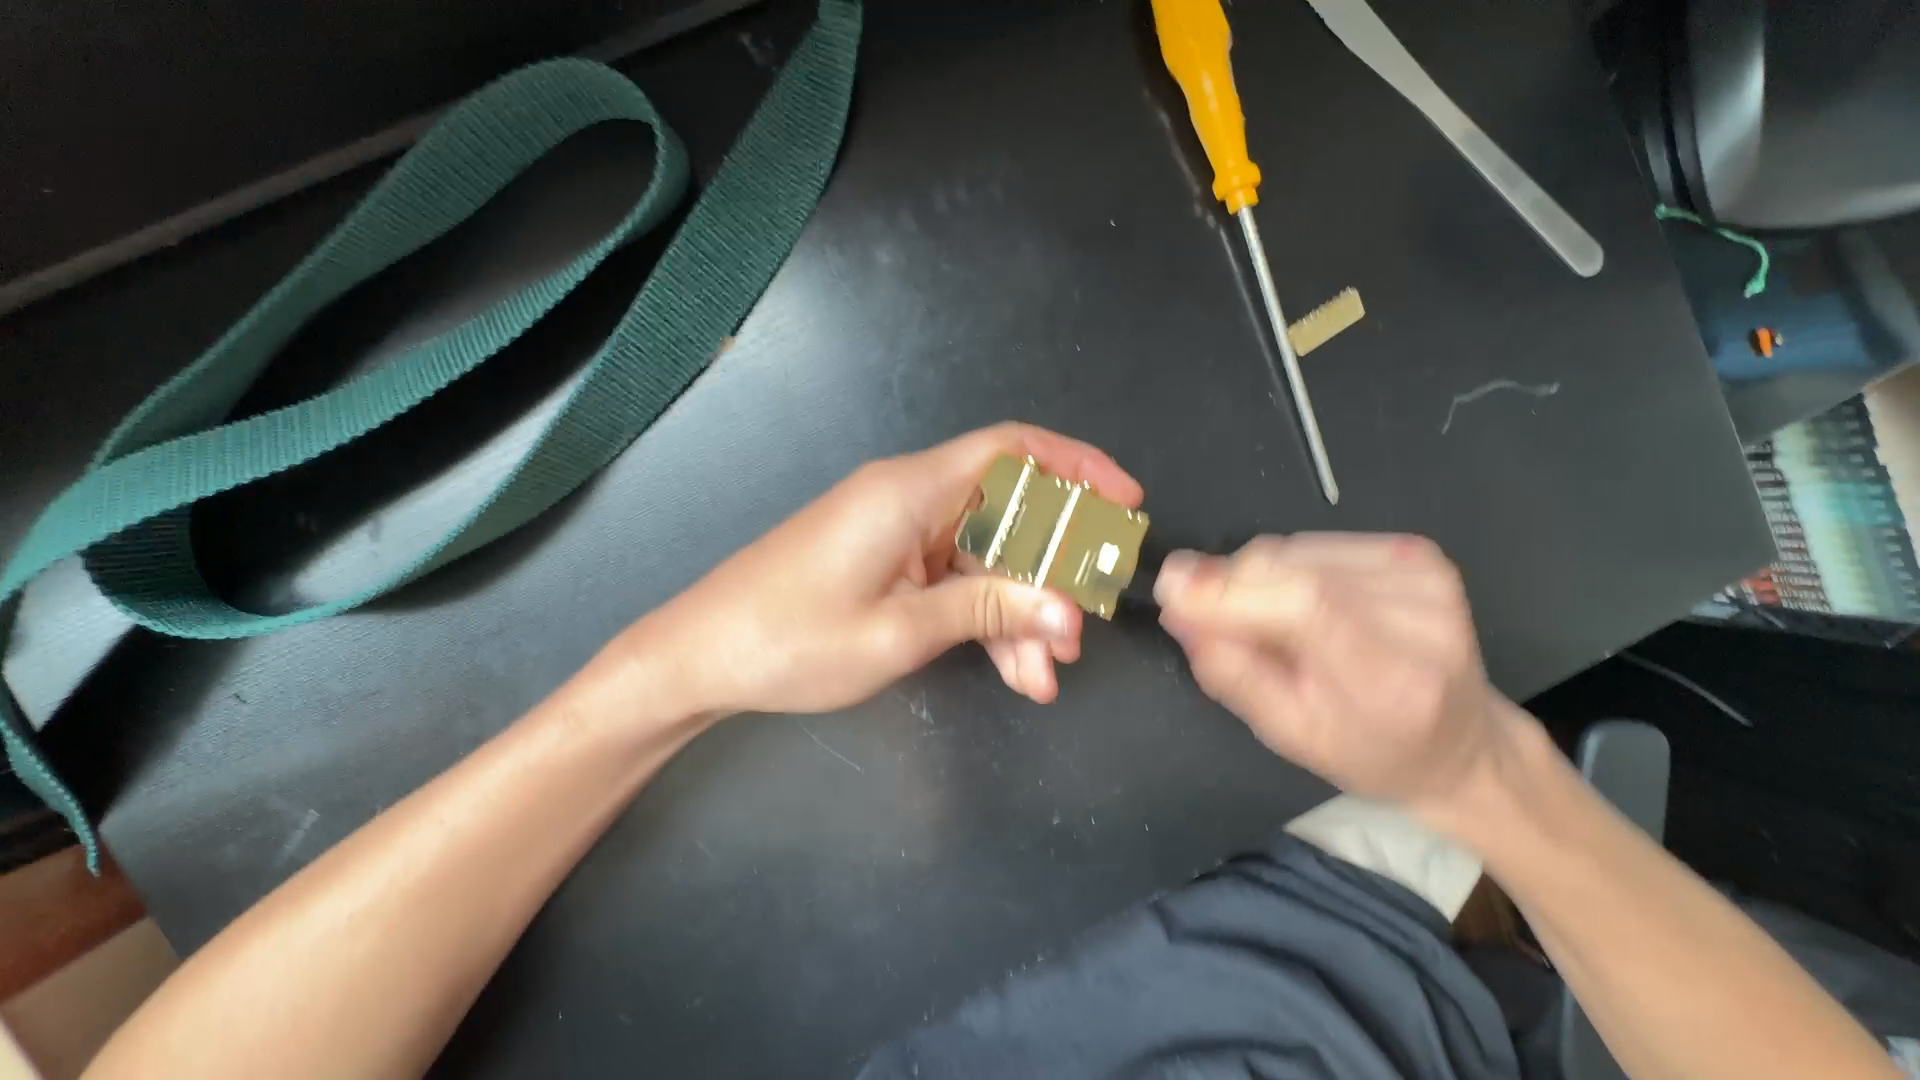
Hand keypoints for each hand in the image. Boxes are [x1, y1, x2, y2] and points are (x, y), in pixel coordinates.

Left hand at [632, 424, 1142, 714]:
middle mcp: (907, 499)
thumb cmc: (791, 640)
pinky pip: (950, 580)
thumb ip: (987, 612)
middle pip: (1006, 513)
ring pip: (982, 558)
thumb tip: (1065, 610)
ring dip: (1017, 611)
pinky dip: (981, 618)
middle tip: (1078, 629)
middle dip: (1049, 571)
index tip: (1125, 500)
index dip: (1077, 465)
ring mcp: (894, 533)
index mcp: (910, 492)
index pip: (1012, 449)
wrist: (698, 657)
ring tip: (1043, 675)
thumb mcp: (900, 632)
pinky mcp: (883, 563)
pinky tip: (1009, 669)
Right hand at [1154, 533, 1507, 809]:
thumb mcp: (1287, 735)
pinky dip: (1289, 570)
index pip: (1305, 605)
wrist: (1458, 742)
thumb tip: (1178, 607)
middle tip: (1212, 624)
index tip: (1171, 589)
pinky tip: (1305, 604)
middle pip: (1289, 568)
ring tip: (1275, 625)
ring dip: (1258, 580)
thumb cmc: (1368, 751)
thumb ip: (1230, 671)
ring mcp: (1423, 575)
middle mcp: (1417, 614)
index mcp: (1390, 677)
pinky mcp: (1418, 552)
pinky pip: (1315, 544)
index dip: (1229, 590)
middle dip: (1230, 587)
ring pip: (1293, 549)